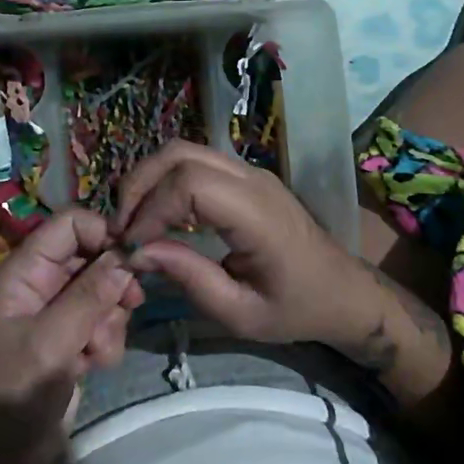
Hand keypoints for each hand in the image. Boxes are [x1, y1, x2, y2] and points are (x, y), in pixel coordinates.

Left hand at [0, 210, 142, 463]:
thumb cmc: (6, 393)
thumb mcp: (48, 343)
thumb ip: (89, 298)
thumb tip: (126, 258)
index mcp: (24, 272)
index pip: (69, 224)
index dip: (103, 232)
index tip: (133, 257)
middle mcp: (42, 285)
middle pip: (93, 256)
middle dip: (113, 282)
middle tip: (129, 306)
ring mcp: (57, 316)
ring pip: (104, 292)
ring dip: (110, 319)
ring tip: (97, 352)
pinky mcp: (71, 344)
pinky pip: (103, 324)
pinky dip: (106, 341)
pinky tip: (95, 365)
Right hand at [111, 142, 378, 351]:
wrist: (342, 291)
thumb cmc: (296, 308)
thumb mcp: (241, 313)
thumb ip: (190, 279)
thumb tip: (138, 252)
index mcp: (258, 215)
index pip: (190, 183)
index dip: (151, 209)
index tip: (133, 246)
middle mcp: (252, 180)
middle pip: (179, 154)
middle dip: (139, 186)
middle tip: (121, 228)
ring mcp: (249, 171)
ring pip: (183, 151)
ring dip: (148, 180)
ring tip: (133, 222)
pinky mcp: (243, 176)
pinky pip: (194, 162)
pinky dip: (164, 181)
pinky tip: (156, 215)